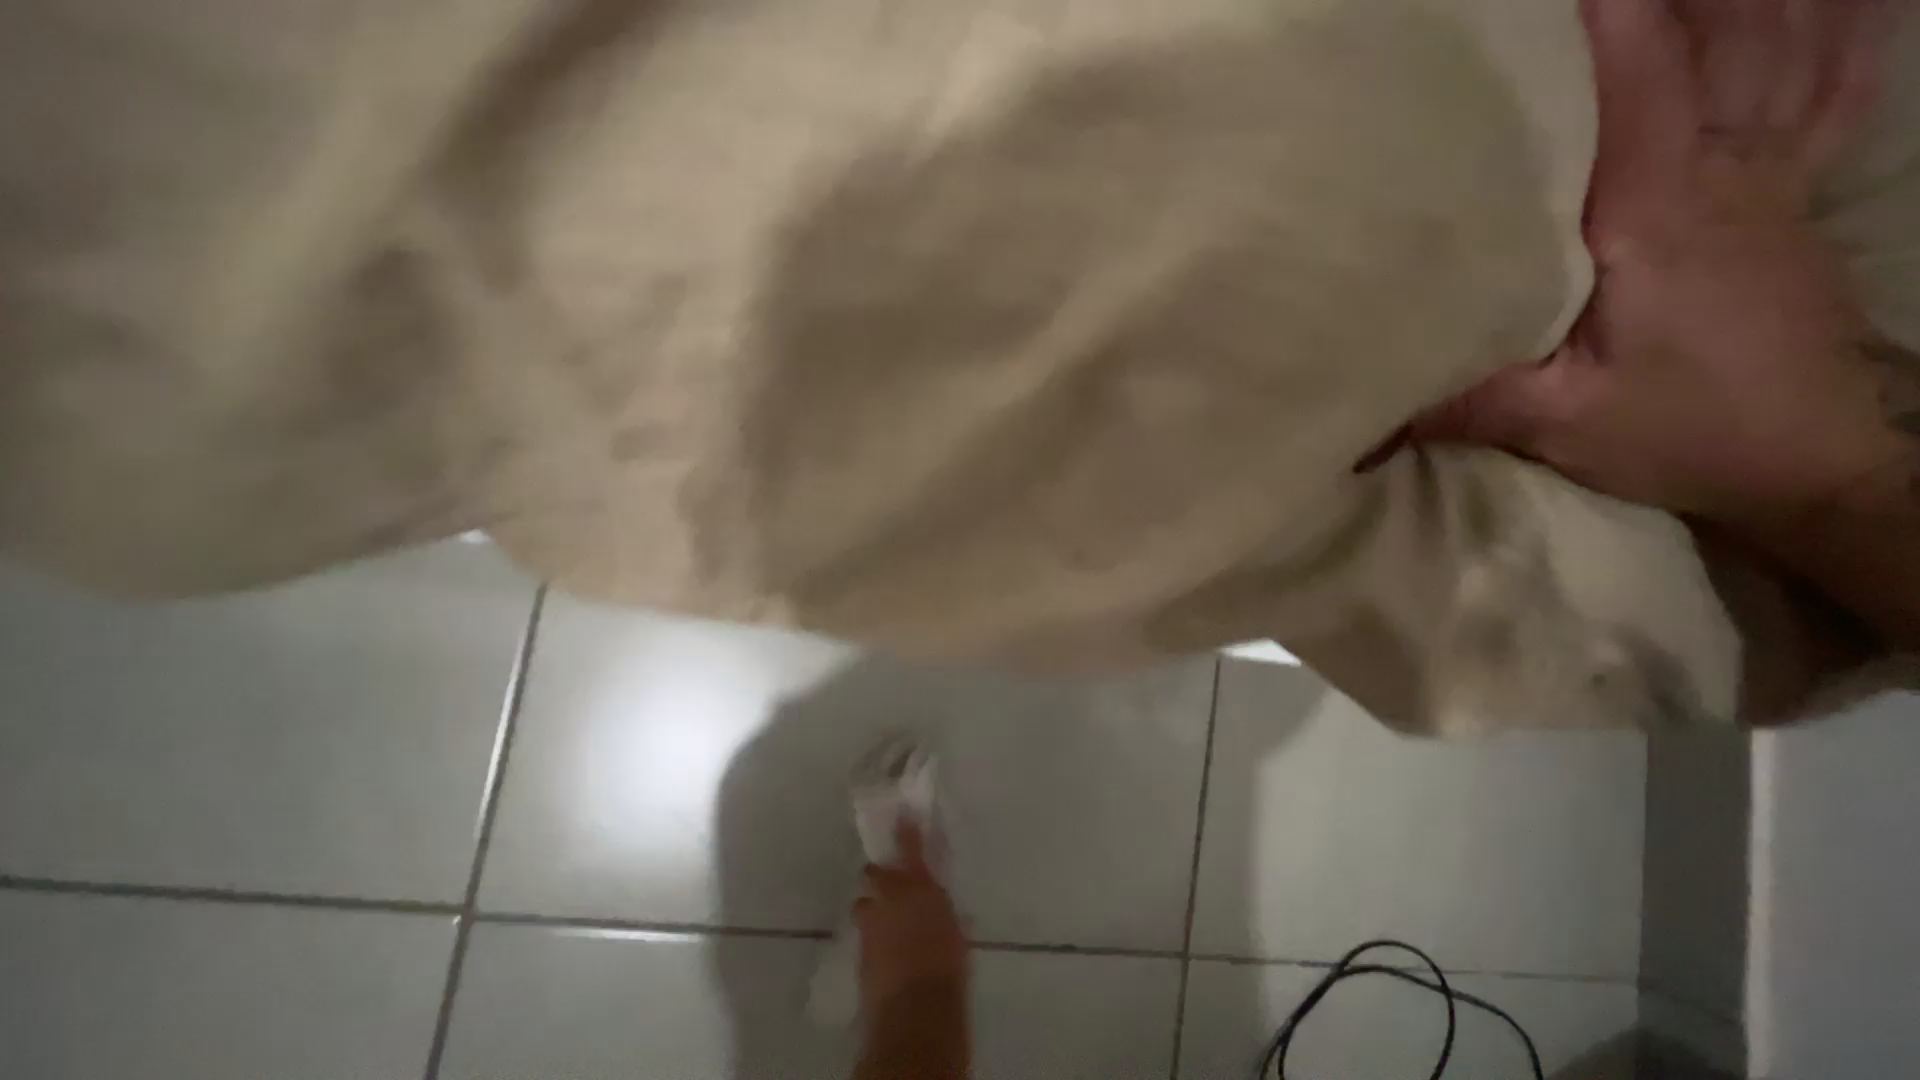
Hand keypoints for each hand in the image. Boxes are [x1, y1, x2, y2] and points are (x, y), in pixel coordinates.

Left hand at [853, 820, 968, 1011]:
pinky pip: (864, 932)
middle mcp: (890, 897)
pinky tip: (883, 949)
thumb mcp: (956, 932)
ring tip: (884, 922)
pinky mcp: (858, 947)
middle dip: (879, 874)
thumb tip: (940, 906)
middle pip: (873, 872)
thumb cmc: (949, 965)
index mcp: (920, 886)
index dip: (905, 829)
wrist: (916, 1005)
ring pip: (864, 903)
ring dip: (872, 908)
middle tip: (888, 882)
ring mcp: (870, 922)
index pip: (910, 847)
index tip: (901, 814)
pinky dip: (873, 935)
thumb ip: (943, 911)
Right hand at [1417, 0, 1910, 526]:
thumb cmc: (1687, 434)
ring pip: (1774, 48)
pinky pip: (1825, 90)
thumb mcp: (1556, 424)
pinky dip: (1828, 33)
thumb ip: (1457, 405)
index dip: (1604, 18)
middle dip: (1657, 2)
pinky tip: (1815, 6)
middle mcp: (1723, 174)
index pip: (1638, 83)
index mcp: (1656, 214)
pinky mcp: (1793, 199)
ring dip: (1736, 3)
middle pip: (1709, 43)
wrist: (1820, 462)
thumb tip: (1354, 423)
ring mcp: (1771, 179)